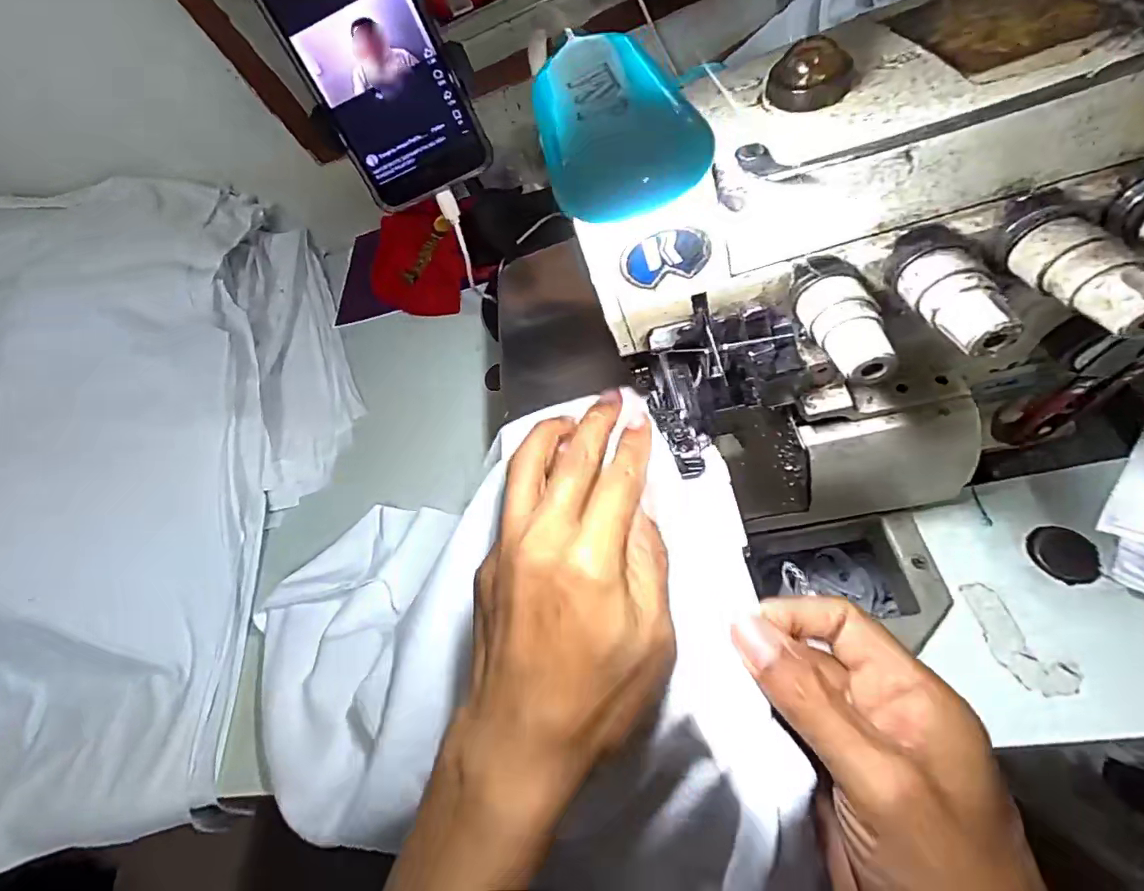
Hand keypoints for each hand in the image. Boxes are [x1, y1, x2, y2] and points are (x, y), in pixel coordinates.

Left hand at [464, 387, 674, 788]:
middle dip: (597, 423)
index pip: (618, 482)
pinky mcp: (488, 563)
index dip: (634, 447)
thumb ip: (651, 563)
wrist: (516, 742)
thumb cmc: (596, 700)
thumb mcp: (654, 637)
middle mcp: (544, 541)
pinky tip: (546, 466)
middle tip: (614, 401)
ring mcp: (508, 549)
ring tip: (573, 417)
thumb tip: (639, 514)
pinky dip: (531, 468)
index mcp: (592, 560)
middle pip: (572, 461)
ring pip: (527, 468)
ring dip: (552, 433)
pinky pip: (511, 497)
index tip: (641, 423)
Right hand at [732, 598, 1044, 890]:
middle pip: (815, 662)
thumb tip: (752, 631)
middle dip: (768, 659)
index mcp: (909, 693)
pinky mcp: (837, 794)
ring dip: (761, 701)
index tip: (741, 628)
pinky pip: (794, 748)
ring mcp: (859, 758)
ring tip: (719, 696)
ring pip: (798, 705)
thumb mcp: (879, 778)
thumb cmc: (951, 871)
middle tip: (717, 665)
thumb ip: (813, 702)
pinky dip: (765, 742)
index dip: (793, 617)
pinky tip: (738, 740)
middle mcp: (883, 716)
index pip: (844, 625)